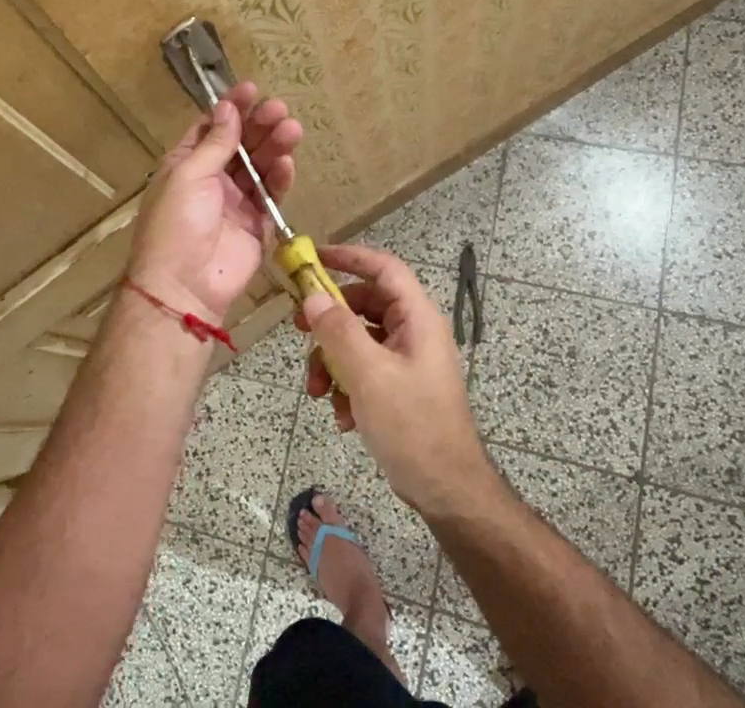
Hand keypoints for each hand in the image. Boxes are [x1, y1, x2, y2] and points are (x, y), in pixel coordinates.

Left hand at [127, 82, 301, 322]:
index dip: (231, 108)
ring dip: (273, 146)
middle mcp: (210, 180)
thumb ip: (214, 144)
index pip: (211, 128)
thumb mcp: (188, 175)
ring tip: (292, 129)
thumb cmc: (176, 224)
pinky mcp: (256, 224)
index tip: (252, 89)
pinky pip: (270, 195)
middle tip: (279, 109)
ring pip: (258, 166)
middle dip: (259, 125)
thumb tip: (228, 110)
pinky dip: (279, 178)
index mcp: (185, 164)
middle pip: (240, 144)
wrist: (184, 285)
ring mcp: (234, 202)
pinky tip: (286, 162)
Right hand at [297, 243, 495, 515]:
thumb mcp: (368, 375)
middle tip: (298, 329)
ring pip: (358, 342)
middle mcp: (414, 334)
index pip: (384, 269)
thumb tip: (313, 297)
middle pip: (364, 306)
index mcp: (418, 320)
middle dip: (329, 322)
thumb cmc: (413, 426)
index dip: (350, 257)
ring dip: (332, 362)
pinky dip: (347, 387)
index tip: (313, 259)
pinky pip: (364, 371)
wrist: (446, 488)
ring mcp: (408, 363)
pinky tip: (342, 416)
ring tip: (319, 391)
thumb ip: (338, 331)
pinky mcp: (400, 389)